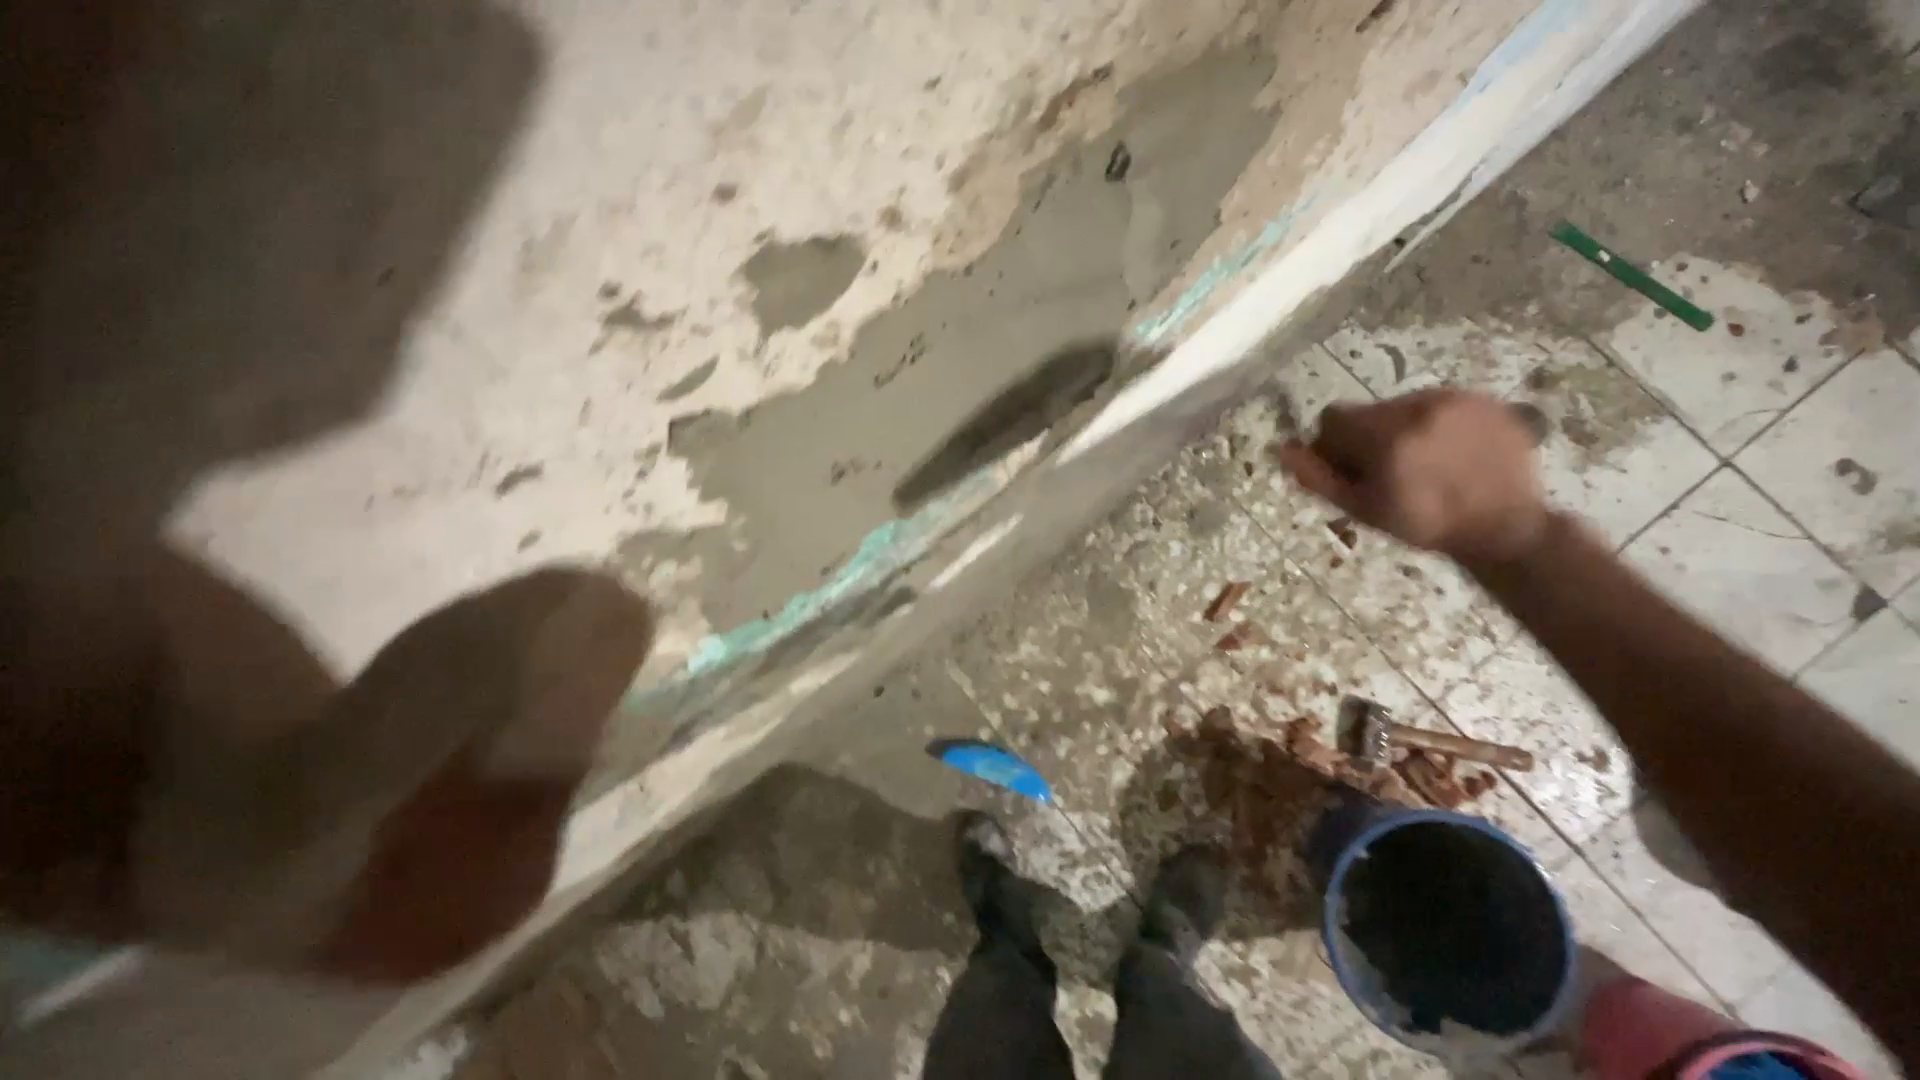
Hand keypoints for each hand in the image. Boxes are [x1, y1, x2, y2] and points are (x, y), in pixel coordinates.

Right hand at [1273, 388, 1548, 563]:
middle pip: (1371, 411)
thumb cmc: (1425, 523)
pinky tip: (1454, 454)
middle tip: (1393, 471)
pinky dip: (1440, 425)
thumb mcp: (1363, 509)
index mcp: (1385, 434)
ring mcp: (1456, 399)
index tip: (1354, 469)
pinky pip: (1444, 403)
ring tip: (1428, 463)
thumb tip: (1283, 449)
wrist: (1505, 526)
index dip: (1335, 444)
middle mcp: (1419, 406)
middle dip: (1372, 437)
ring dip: (1406, 429)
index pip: (1333, 417)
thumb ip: (1318, 478)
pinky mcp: (1485, 399)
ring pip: (1407, 405)